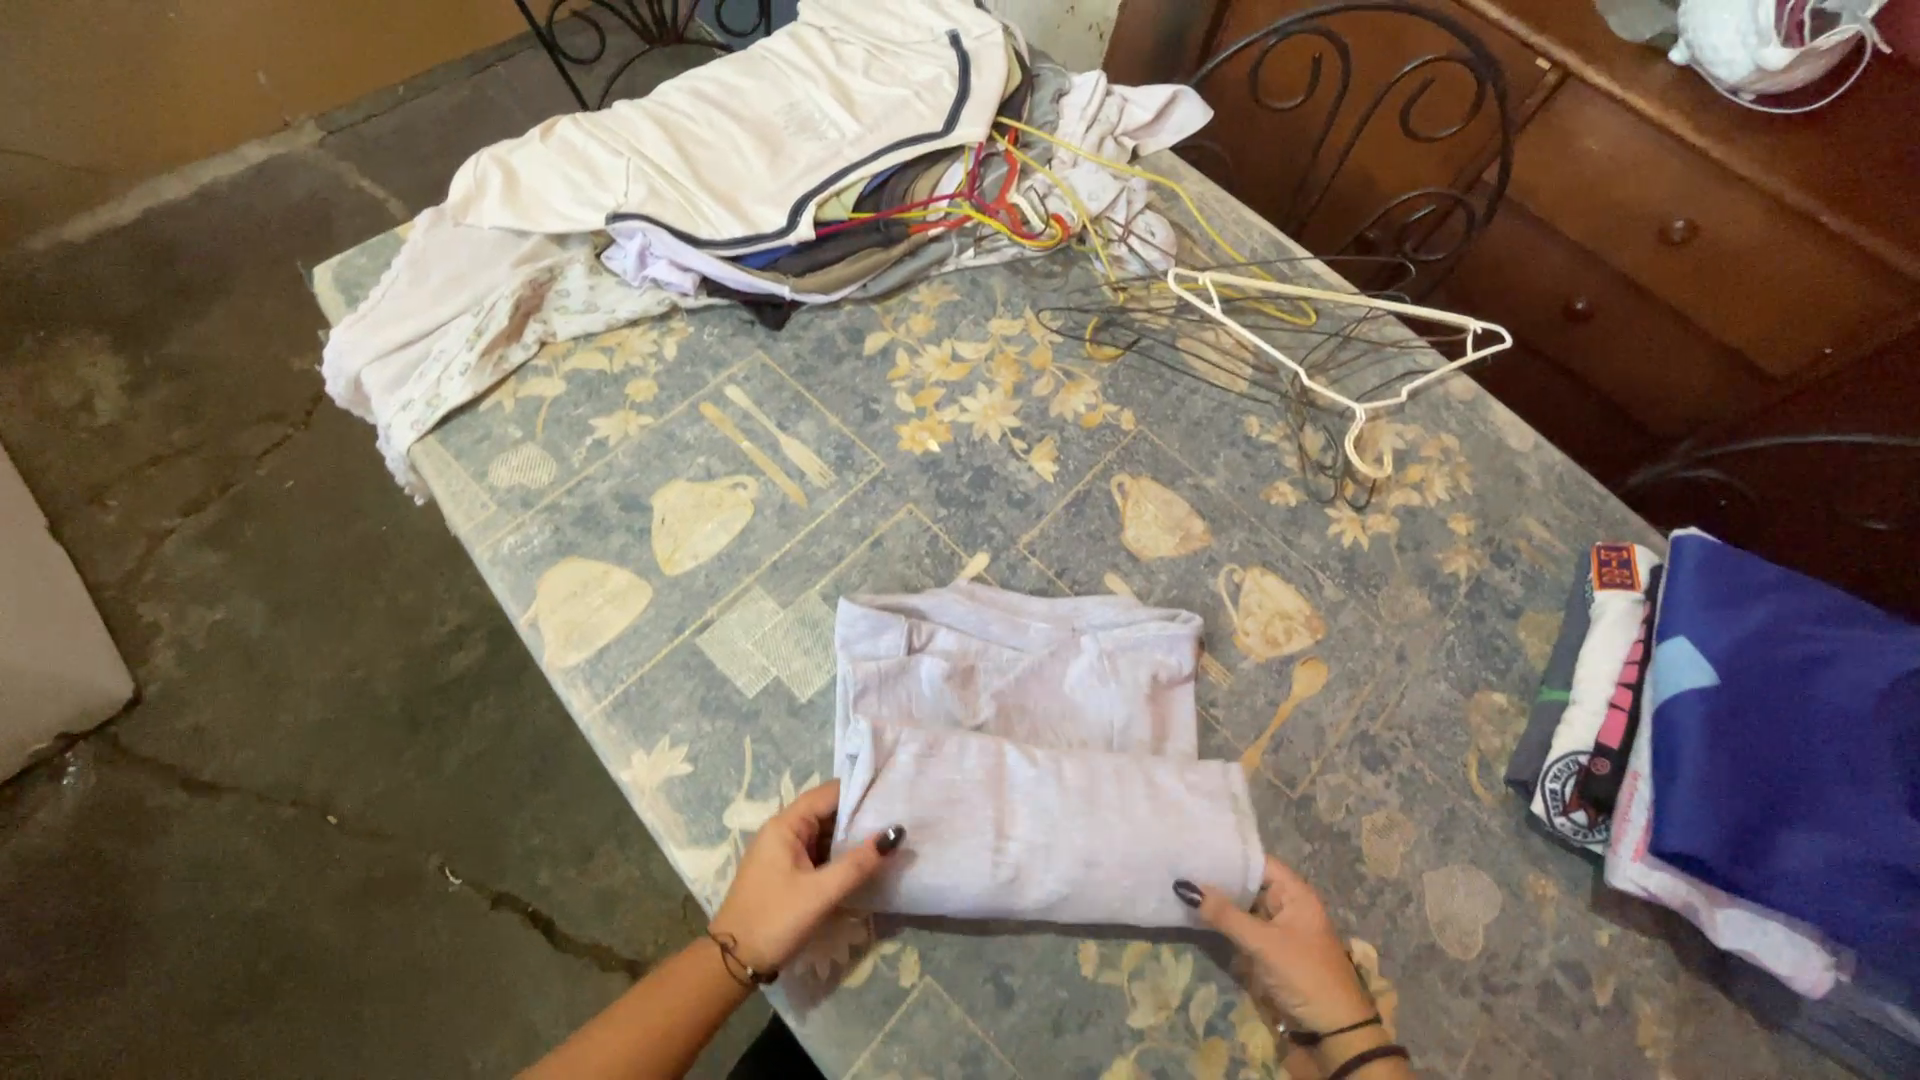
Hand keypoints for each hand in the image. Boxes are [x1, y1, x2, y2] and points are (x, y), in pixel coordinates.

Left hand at [708, 779, 903, 974]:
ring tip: (890, 839)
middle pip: (828, 812)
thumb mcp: (821, 893)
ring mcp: (784, 853)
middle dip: (860, 816)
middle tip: (899, 818)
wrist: (732, 964)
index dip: (860, 791)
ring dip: (852, 838)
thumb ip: (858, 863)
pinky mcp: (787, 873)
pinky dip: (840, 856)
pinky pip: (819, 854)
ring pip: (825, 835)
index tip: (893, 794)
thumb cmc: (774, 920)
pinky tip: (865, 864)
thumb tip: (896, 832)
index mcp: (785, 825)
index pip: (829, 793)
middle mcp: (783, 831)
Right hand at [1175, 856, 1375, 1032]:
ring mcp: (1278, 926)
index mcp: (1295, 893)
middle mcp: (1286, 903)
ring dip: (1219, 901)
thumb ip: (1226, 915)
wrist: (1333, 1028)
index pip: (1257, 862)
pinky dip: (1224, 921)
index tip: (1197, 848)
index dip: (1229, 854)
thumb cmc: (1305, 974)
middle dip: (1219, 878)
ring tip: (1182, 884)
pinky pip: (1243, 926)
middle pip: (1248, 882)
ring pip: (1244, 905)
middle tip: (1181, 866)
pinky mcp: (1270, 947)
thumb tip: (1185, 886)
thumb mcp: (1263, 943)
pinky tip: (1198, 913)